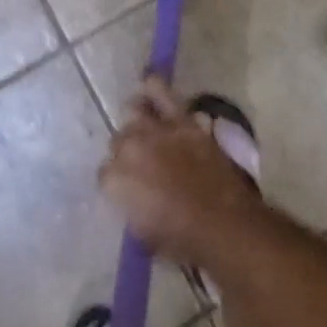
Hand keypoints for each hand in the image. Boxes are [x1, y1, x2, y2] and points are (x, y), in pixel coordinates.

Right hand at [99, 76, 266, 265]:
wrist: (222, 223)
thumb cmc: (181, 239)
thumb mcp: (144, 233)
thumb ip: (132, 208)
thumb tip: (135, 198)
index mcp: (115, 182)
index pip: (104, 174)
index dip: (117, 182)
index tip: (129, 189)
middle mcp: (129, 150)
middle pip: (118, 141)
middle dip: (126, 152)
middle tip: (141, 164)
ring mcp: (156, 131)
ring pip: (134, 113)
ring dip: (137, 122)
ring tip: (142, 125)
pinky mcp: (181, 121)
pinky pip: (162, 93)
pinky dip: (154, 88)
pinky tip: (150, 86)